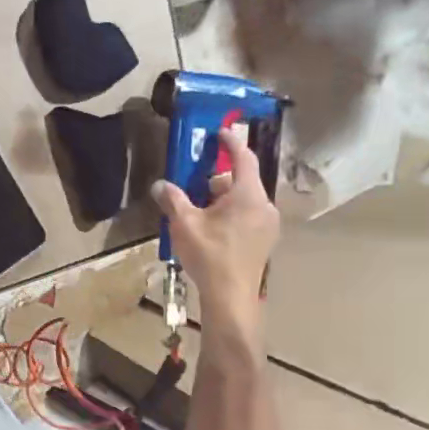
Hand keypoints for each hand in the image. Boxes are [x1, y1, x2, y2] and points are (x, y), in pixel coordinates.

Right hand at [153, 127, 279, 348]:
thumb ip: (173, 200)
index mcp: (248, 196)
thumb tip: (160, 185)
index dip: (231, 143)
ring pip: (244, 200)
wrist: (230, 296)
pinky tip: (211, 229)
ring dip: (222, 199)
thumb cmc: (210, 255)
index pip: (244, 158)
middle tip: (193, 185)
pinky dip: (230, 214)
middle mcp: (265, 205)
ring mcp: (268, 224)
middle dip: (216, 179)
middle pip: (241, 181)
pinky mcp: (265, 240)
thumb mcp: (184, 224)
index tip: (219, 133)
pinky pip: (248, 216)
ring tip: (198, 212)